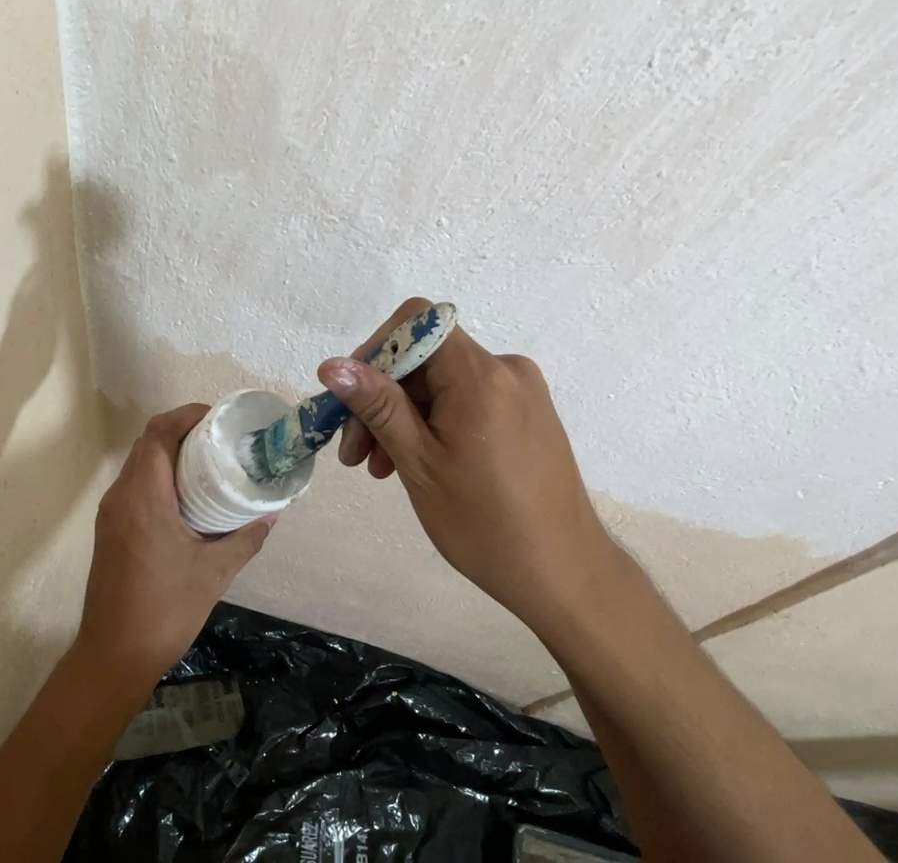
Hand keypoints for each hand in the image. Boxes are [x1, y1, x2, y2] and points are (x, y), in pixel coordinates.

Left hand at [73, 405, 275, 683]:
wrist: (114, 654)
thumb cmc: (165, 610)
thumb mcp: (215, 572)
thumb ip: (246, 537)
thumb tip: (272, 511)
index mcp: (144, 498)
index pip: (158, 433)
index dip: (186, 416)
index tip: (218, 419)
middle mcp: (120, 497)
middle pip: (147, 444)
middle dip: (183, 433)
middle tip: (222, 441)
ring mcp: (110, 514)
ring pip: (138, 466)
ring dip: (169, 457)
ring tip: (209, 466)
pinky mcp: (108, 530)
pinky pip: (134, 488)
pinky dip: (158, 480)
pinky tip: (187, 500)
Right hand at [318, 298, 612, 620]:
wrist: (564, 575)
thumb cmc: (484, 524)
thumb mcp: (418, 462)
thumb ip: (377, 405)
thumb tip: (332, 365)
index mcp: (480, 374)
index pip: (414, 323)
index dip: (374, 352)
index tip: (351, 401)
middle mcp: (506, 369)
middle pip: (425, 358)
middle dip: (382, 397)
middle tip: (355, 454)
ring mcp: (522, 392)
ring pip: (442, 383)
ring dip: (404, 417)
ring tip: (380, 469)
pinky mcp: (529, 414)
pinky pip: (467, 401)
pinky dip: (435, 424)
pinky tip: (418, 465)